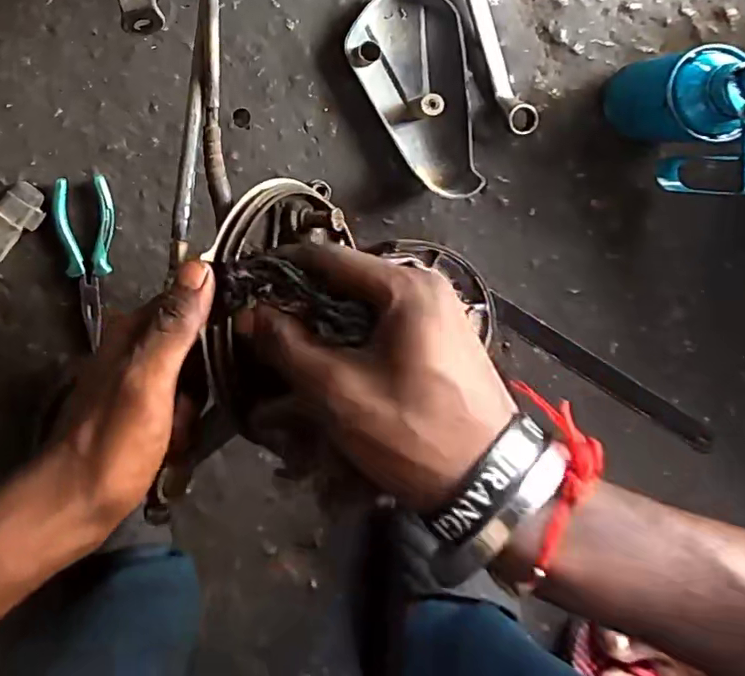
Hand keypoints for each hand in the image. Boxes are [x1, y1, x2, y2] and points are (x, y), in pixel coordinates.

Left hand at [43, 260, 213, 535]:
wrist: (72, 508)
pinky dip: (177, 430)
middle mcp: (131, 347)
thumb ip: (176, 325)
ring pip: (187, 382)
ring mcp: (133, 380)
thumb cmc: (113, 444)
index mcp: (132, 329)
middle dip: (199, 383)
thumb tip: (199, 267)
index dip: (211, 326)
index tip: (220, 357)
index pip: (188, 301)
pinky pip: (174, 408)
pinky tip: (167, 451)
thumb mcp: (150, 379)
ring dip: (189, 412)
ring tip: (173, 438)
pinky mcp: (136, 411)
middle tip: (185, 413)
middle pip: (192, 347)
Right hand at [236, 244, 513, 513]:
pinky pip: (385, 321)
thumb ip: (289, 346)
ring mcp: (439, 309)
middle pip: (347, 279)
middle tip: (269, 328)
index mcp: (406, 286)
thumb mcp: (341, 392)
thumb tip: (251, 313)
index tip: (251, 287)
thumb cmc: (416, 433)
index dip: (283, 269)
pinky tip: (337, 363)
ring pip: (364, 302)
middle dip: (304, 302)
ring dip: (328, 322)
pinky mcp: (442, 334)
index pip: (328, 257)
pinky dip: (356, 335)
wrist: (494, 487)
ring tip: (297, 350)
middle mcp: (425, 285)